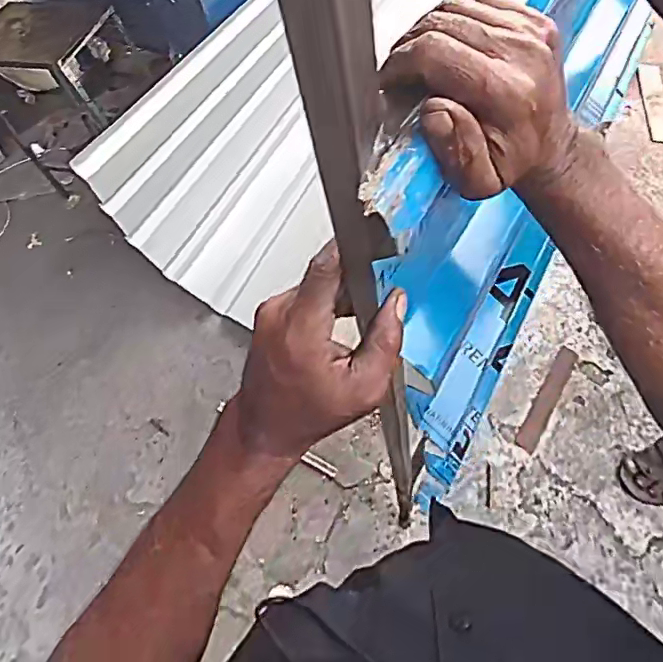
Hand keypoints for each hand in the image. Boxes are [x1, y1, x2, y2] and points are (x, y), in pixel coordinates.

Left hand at [231, 243, 405, 462]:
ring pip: (315, 283)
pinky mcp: (269, 312)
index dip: (348, 249)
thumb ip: (387, 341)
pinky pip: (303, 294)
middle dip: (352, 281)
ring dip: (335, 294)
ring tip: (349, 321)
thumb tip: (396, 303)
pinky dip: (320, 303)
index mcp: (302, 329)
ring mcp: (271, 311)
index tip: (366, 235)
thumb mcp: (365, 389)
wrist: (265, 428)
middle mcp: (281, 313)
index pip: (325, 268)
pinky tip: (330, 325)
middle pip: (326, 275)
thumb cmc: (307, 413)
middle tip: (370, 298)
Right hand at [380, 0, 580, 199]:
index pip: (433, 53)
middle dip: (409, 47)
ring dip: (429, 29)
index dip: (400, 64)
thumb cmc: (511, 163)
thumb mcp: (477, 180)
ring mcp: (531, 32)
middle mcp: (523, 54)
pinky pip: (476, 0)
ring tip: (424, 59)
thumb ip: (453, 149)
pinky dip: (455, 16)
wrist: (550, 147)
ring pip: (454, 6)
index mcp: (509, 93)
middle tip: (402, 74)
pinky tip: (452, 42)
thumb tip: (433, 110)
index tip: (390, 82)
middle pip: (440, 24)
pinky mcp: (533, 19)